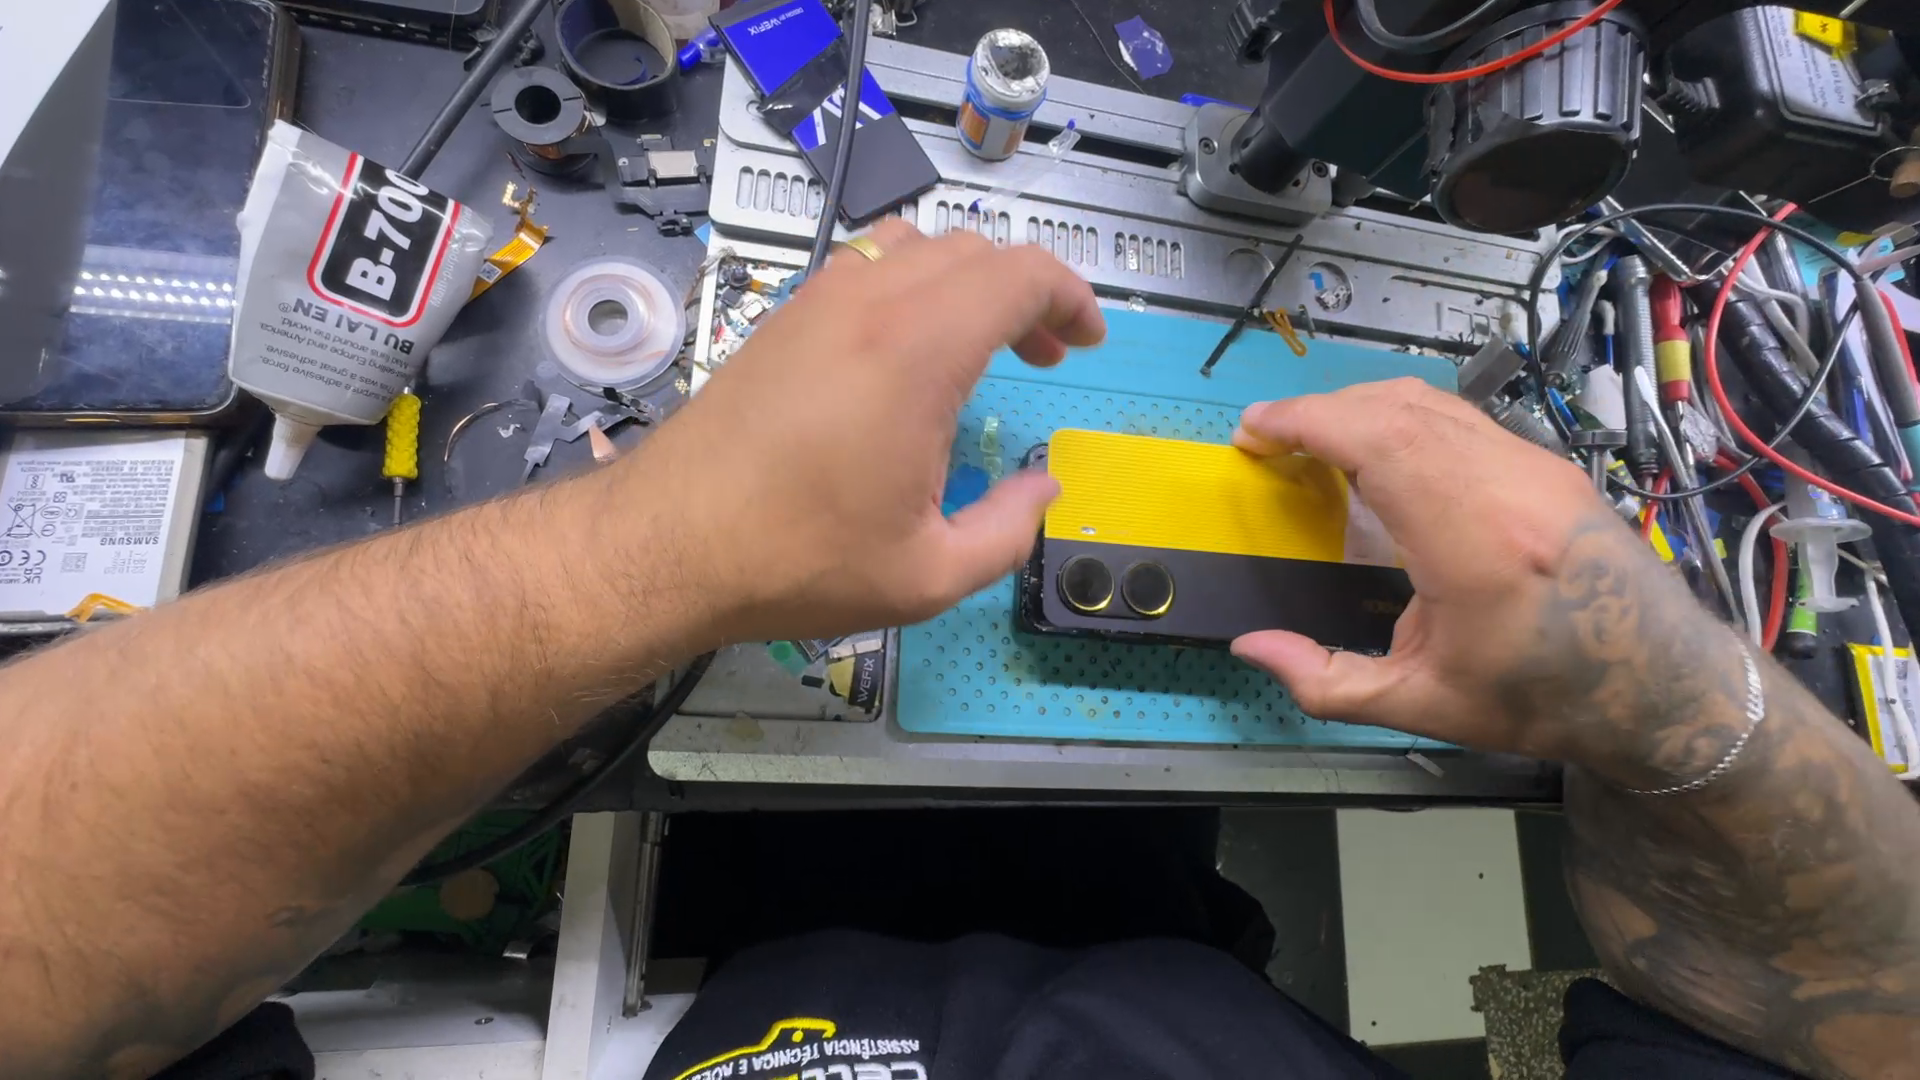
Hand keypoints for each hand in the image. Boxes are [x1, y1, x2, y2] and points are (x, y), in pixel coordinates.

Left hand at [637, 222, 1105, 643]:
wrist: (668, 545)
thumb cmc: (800, 562)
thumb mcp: (930, 576)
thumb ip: (1009, 531)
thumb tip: (1041, 489)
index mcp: (918, 353)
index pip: (1020, 275)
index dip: (1070, 297)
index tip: (1084, 340)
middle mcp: (869, 304)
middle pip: (975, 253)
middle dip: (1026, 296)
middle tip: (1040, 357)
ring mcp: (817, 302)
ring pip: (917, 248)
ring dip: (967, 285)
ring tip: (978, 345)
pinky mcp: (782, 319)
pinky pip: (866, 270)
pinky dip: (912, 289)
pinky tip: (905, 351)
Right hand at [1229, 378, 1674, 762]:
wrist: (1669, 690)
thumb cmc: (1540, 701)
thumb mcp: (1420, 707)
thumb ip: (1324, 681)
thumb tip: (1249, 646)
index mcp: (1478, 545)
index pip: (1381, 442)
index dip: (1306, 422)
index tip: (1252, 431)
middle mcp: (1513, 486)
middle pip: (1396, 409)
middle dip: (1317, 411)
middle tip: (1266, 437)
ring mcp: (1537, 466)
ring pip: (1428, 402)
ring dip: (1354, 408)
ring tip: (1307, 438)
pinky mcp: (1547, 464)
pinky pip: (1455, 416)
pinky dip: (1393, 417)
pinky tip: (1369, 450)